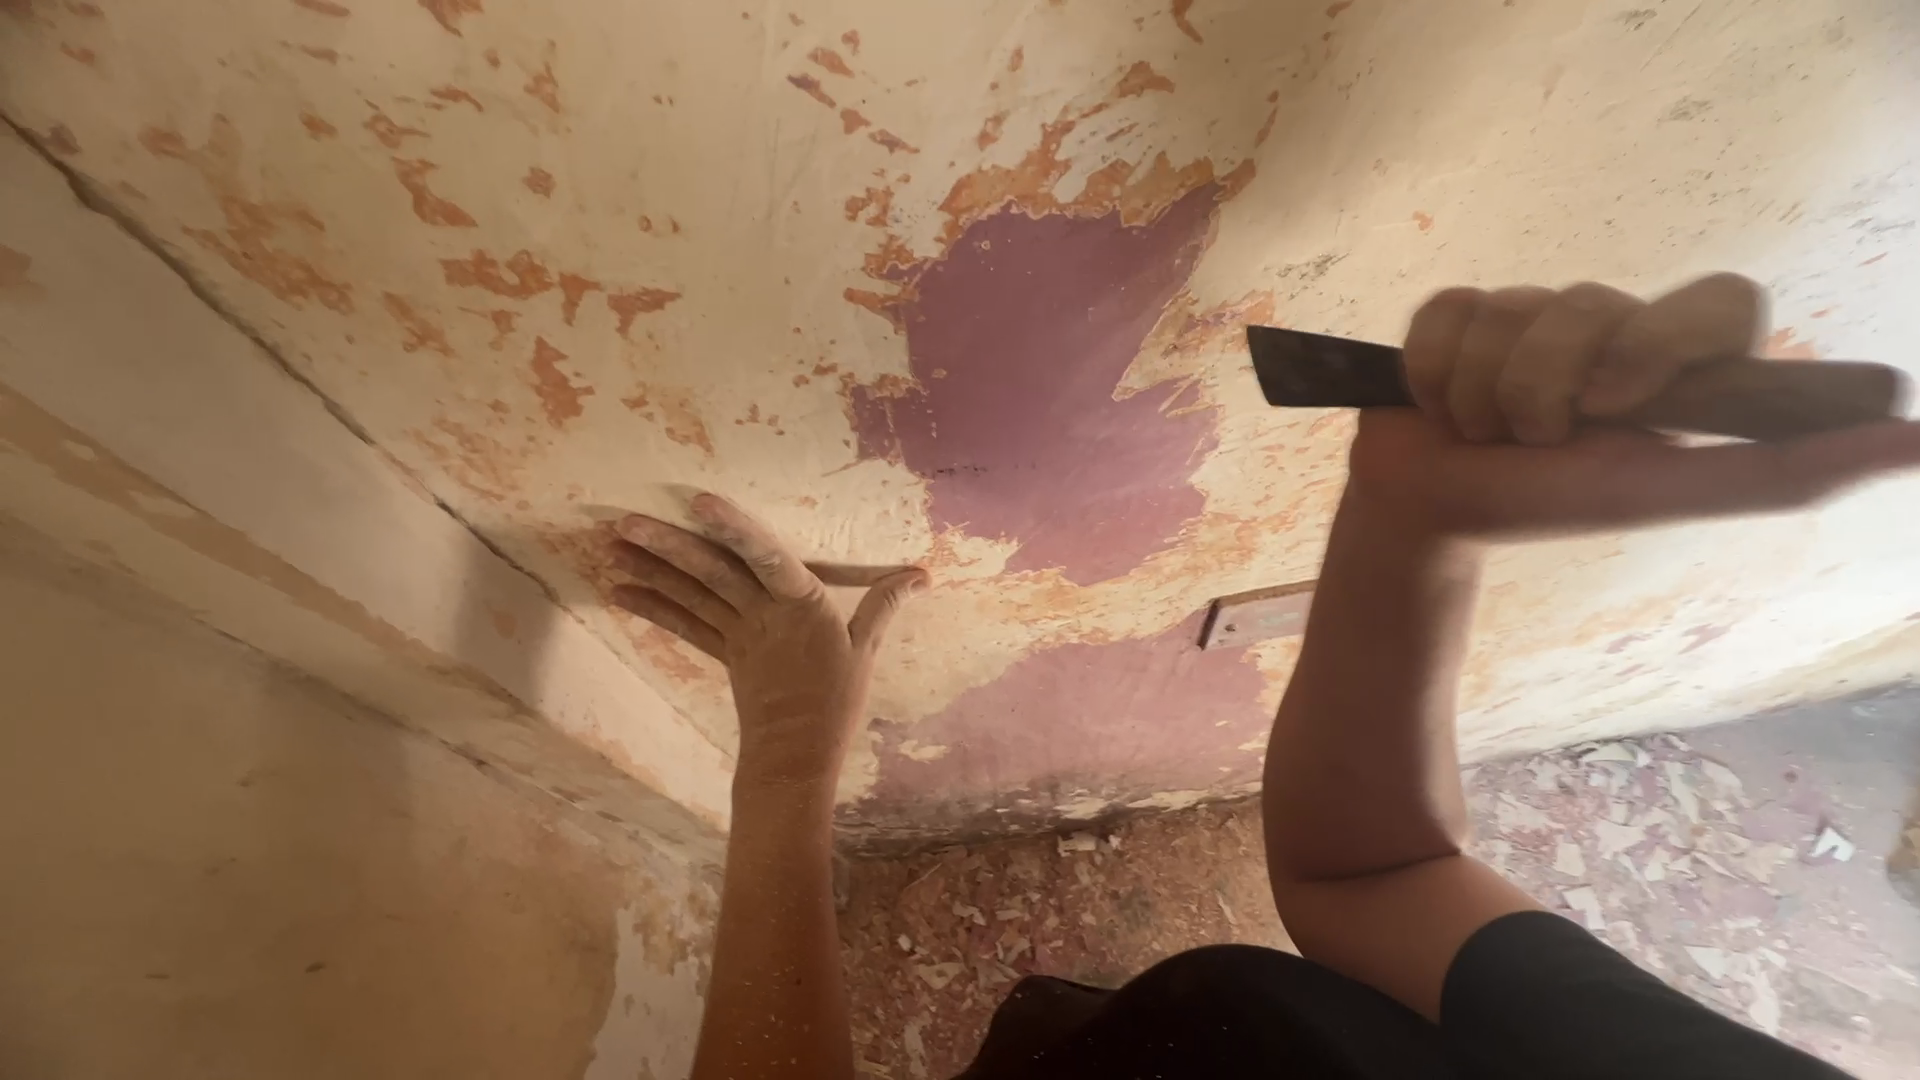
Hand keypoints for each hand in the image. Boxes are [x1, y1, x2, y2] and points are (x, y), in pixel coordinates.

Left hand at [609, 493, 928, 788]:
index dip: (735, 529)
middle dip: (668, 546)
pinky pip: (685, 626)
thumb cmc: (836, 700)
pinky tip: (619, 590)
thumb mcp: (866, 648)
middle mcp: (763, 615)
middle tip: (623, 521)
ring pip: (691, 595)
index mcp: (801, 605)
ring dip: (651, 569)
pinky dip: (653, 606)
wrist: (798, 757)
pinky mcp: (723, 653)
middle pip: (712, 574)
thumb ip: (885, 603)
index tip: (699, 502)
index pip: (766, 557)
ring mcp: (737, 635)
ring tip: (611, 543)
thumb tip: (923, 573)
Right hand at [1348, 274, 1919, 538]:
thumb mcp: (1652, 495)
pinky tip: (1433, 402)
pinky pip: (1445, 313)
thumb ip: (1774, 475)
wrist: (1427, 511)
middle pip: (1580, 306)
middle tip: (1526, 440)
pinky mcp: (1452, 316)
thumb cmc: (1535, 505)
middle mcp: (1603, 326)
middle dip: (1534, 393)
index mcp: (1670, 362)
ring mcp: (1523, 316)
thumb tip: (1919, 441)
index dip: (1655, 341)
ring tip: (1476, 431)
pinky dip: (1429, 372)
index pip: (1716, 298)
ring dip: (1475, 396)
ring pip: (1505, 312)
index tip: (1609, 405)